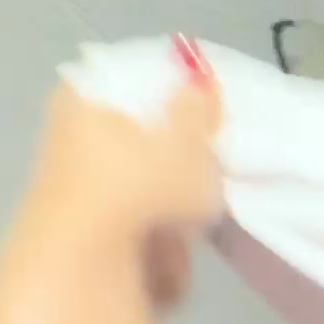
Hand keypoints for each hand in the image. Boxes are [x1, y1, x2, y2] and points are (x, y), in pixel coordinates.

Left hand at [18, 37, 223, 304]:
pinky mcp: (119, 212)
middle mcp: (82, 128)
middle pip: (152, 122)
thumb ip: (197, 105)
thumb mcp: (186, 138)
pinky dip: (188, 197)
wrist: (107, 257)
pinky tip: (219, 204)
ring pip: (160, 161)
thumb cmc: (143, 186)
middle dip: (194, 133)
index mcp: (86, 97)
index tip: (230, 101)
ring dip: (194, 170)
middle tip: (241, 140)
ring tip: (239, 175)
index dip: (186, 86)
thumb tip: (197, 66)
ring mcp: (98, 174)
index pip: (142, 76)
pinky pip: (163, 193)